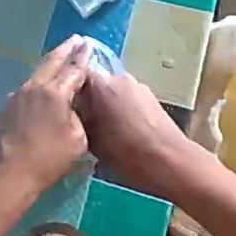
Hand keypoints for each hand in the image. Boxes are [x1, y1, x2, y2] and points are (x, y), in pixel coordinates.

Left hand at [0, 38, 91, 214]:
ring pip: (36, 74)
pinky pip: (27, 88)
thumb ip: (78, 118)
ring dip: (49, 64)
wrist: (8, 170)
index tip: (88, 45)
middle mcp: (34, 87)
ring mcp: (17, 95)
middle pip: (51, 63)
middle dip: (65, 50)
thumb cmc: (48, 158)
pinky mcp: (7, 106)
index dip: (83, 58)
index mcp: (55, 93)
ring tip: (59, 58)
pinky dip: (38, 83)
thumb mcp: (77, 140)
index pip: (73, 70)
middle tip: (75, 39)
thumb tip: (71, 109)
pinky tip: (41, 87)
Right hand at [75, 69, 207, 198]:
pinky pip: (129, 99)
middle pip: (97, 82)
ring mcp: (139, 87)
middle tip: (83, 118)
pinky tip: (123, 130)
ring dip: (107, 104)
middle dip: (89, 97)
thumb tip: (72, 110)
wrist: (170, 161)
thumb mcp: (90, 138)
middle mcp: (120, 78)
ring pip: (114, 92)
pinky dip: (123, 110)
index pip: (77, 74)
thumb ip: (78, 118)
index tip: (65, 103)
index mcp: (101, 84)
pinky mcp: (152, 99)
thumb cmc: (125, 151)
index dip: (69, 87)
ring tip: (105, 127)